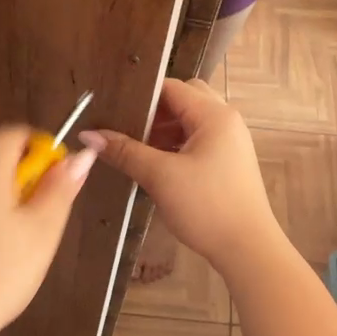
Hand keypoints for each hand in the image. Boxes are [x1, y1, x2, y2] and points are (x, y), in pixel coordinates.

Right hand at [80, 77, 281, 272]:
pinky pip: (197, 143)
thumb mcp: (160, 177)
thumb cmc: (206, 206)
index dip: (140, 94)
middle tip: (123, 128)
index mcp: (214, 115)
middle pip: (183, 101)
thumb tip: (89, 135)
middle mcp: (226, 121)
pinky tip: (153, 166)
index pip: (171, 87)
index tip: (110, 107)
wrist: (247, 248)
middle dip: (152, 113)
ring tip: (132, 148)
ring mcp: (230, 143)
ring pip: (190, 124)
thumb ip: (125, 152)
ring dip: (162, 132)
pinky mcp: (228, 164)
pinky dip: (174, 147)